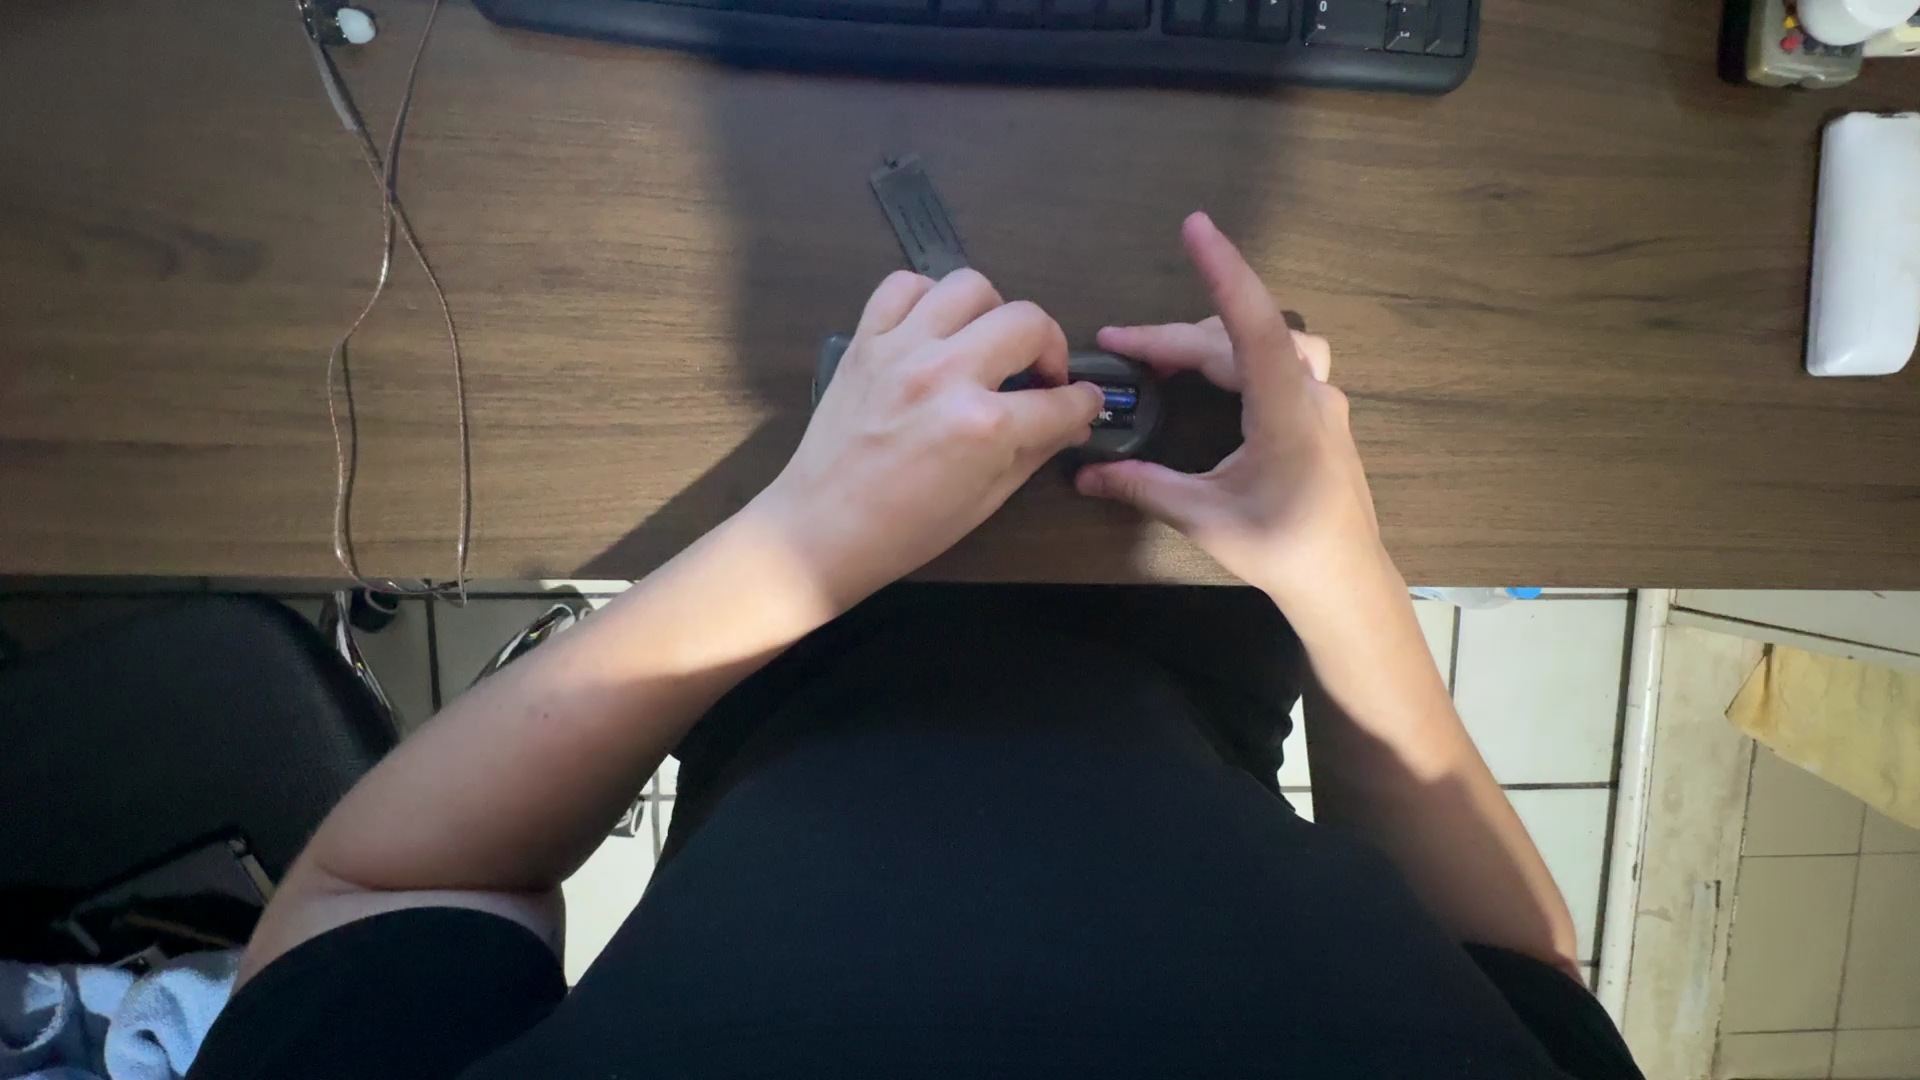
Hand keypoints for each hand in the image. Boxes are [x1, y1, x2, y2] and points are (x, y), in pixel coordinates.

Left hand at [753, 268, 1103, 608]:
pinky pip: (903, 286)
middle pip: (1029, 322)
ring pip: (970, 285)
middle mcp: (947, 374)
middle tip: (1040, 376)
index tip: (1083, 404)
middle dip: (1051, 349)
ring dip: (993, 313)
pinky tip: (933, 331)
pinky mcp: (864, 342)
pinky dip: (927, 299)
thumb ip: (1034, 451)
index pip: (1061, 401)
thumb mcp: (985, 501)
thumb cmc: (906, 531)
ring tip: (986, 346)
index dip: (1084, 403)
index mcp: (984, 427)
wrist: (820, 530)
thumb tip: (1070, 421)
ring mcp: (901, 350)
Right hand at [1075, 213, 1386, 608]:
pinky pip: (1282, 360)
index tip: (1195, 227)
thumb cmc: (1281, 548)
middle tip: (1120, 344)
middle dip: (1175, 335)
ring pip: (1271, 340)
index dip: (1223, 272)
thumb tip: (1083, 475)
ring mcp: (1321, 401)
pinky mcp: (1321, 415)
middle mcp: (1310, 392)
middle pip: (1241, 335)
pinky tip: (1218, 380)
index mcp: (1285, 409)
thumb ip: (1143, 487)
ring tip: (1169, 356)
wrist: (1344, 582)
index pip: (1253, 324)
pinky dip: (1240, 353)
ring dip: (1216, 336)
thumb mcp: (1204, 516)